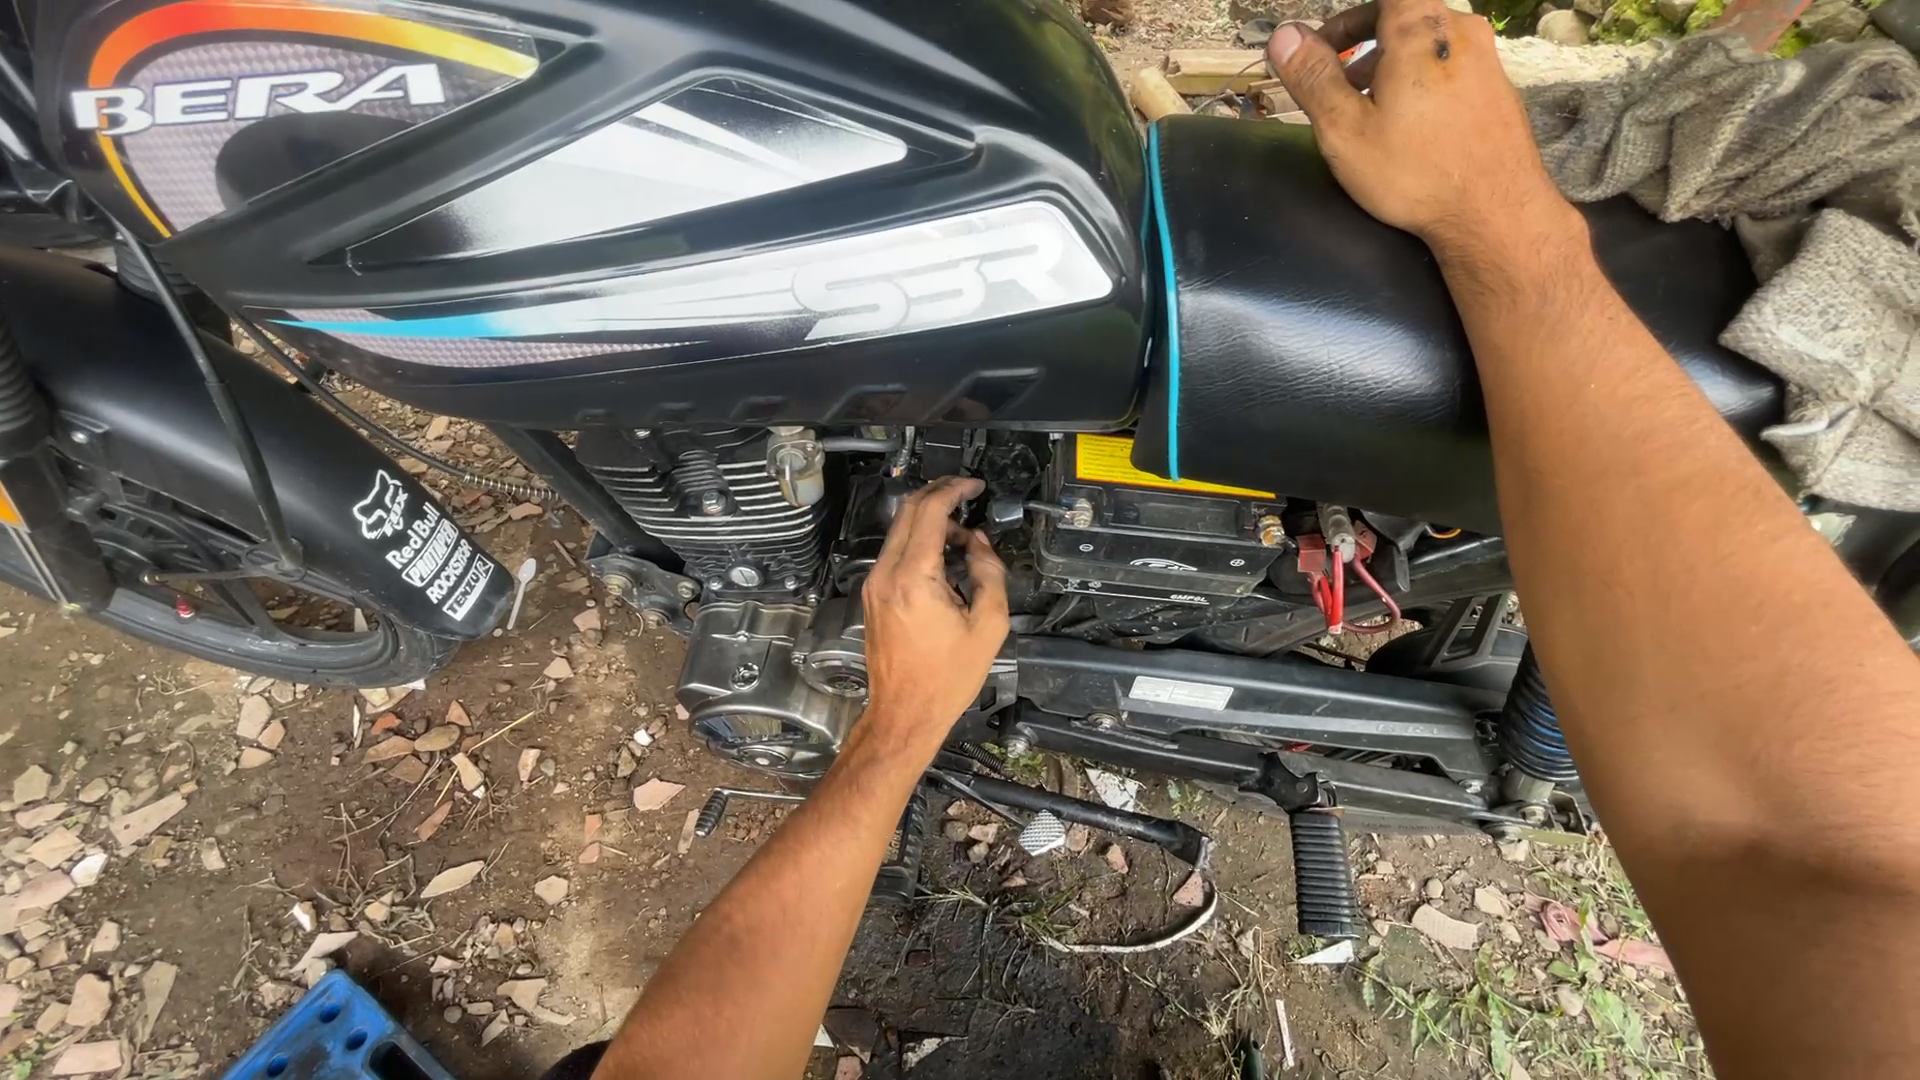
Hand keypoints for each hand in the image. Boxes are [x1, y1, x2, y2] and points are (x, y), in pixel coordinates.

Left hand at [860, 477, 1009, 745]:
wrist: (904, 713)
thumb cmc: (946, 679)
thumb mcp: (989, 626)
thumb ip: (989, 573)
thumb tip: (978, 544)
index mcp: (914, 579)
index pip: (929, 511)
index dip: (954, 489)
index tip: (975, 486)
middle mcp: (886, 574)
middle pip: (908, 511)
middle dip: (940, 495)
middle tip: (969, 494)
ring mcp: (874, 584)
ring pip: (900, 530)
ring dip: (931, 522)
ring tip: (965, 540)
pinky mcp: (873, 594)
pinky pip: (895, 552)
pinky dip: (920, 543)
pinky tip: (945, 560)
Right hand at [1266, 0, 1578, 256]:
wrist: (1489, 208)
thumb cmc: (1411, 170)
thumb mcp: (1345, 129)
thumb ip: (1313, 79)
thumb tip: (1284, 35)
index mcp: (1419, 28)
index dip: (1351, 15)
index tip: (1324, 42)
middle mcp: (1459, 28)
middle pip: (1404, 11)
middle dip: (1360, 36)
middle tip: (1329, 76)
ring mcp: (1483, 55)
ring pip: (1424, 41)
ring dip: (1386, 62)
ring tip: (1360, 107)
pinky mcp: (1493, 86)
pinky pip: (1444, 64)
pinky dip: (1413, 79)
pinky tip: (1400, 124)